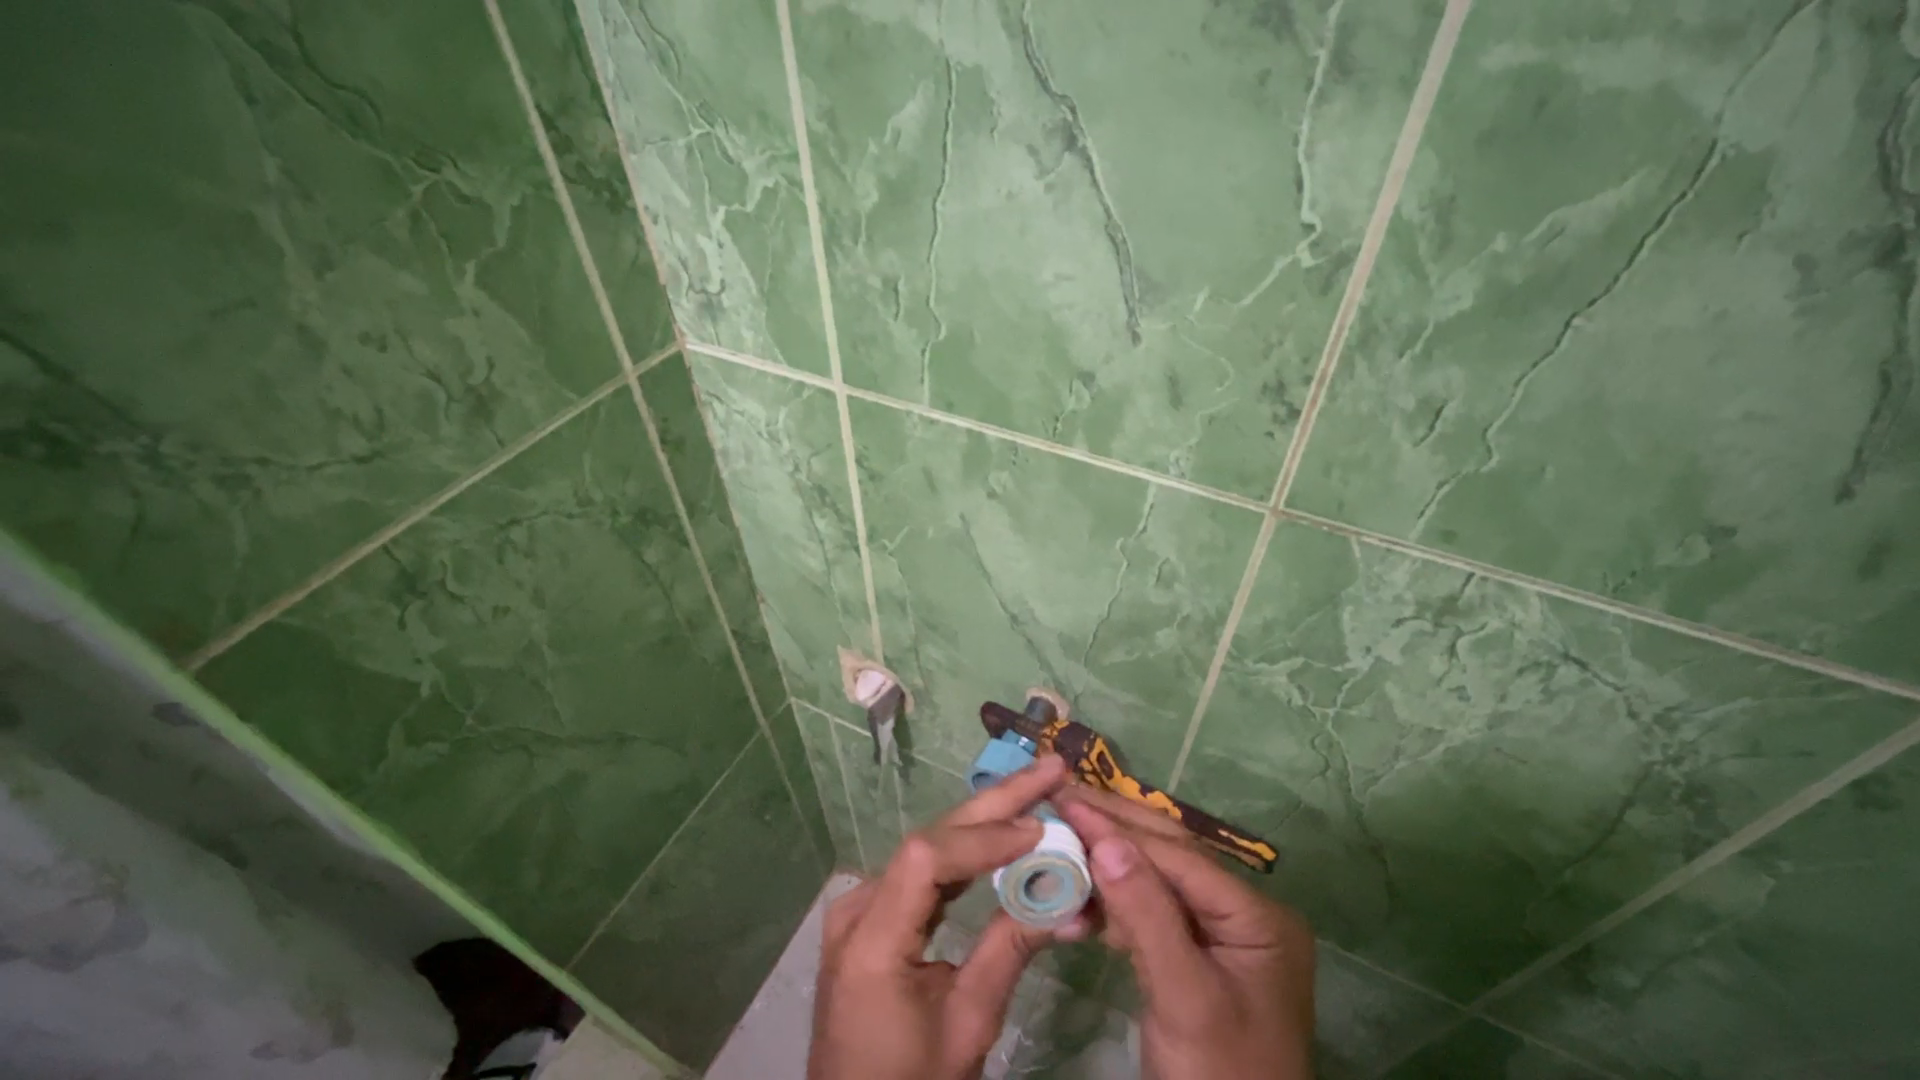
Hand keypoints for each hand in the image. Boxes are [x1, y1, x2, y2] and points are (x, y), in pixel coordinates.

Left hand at [810, 754, 1068, 1079]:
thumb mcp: (968, 1023)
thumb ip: (1011, 949)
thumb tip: (1072, 899)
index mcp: (871, 939)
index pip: (926, 858)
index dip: (985, 837)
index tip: (1041, 830)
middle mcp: (858, 910)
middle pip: (930, 841)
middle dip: (995, 803)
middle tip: (1050, 769)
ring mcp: (862, 912)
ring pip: (929, 852)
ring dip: (985, 821)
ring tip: (1038, 792)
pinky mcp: (875, 921)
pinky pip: (924, 876)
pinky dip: (967, 855)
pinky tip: (1002, 837)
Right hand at [1056, 785, 1314, 1079]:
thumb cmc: (1218, 1076)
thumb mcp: (1184, 998)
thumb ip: (1147, 915)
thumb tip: (1105, 837)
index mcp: (1258, 918)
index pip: (1179, 856)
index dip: (1118, 826)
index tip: (1064, 797)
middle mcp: (1244, 916)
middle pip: (1172, 858)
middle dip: (1114, 829)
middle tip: (1059, 796)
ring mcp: (1222, 938)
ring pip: (1159, 882)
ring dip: (1111, 863)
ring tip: (1062, 834)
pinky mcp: (1199, 959)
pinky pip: (1155, 915)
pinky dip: (1117, 904)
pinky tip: (1084, 895)